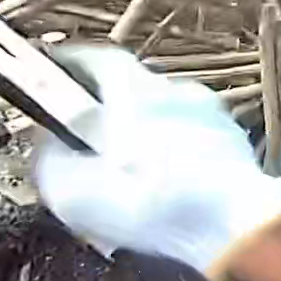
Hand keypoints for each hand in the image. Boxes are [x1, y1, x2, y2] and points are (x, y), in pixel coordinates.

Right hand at [33, 45, 280, 280]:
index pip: (99, 58)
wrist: (232, 222)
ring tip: (130, 168)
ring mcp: (211, 111)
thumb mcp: (75, 192)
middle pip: (134, 85)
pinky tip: (166, 179)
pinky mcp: (232, 136)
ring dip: (145, 129)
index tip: (57, 71)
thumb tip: (48, 141)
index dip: (73, 63)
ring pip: (166, 111)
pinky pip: (192, 132)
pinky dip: (175, 146)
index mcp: (136, 92)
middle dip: (109, 105)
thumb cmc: (152, 205)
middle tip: (90, 134)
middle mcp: (178, 91)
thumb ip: (51, 157)